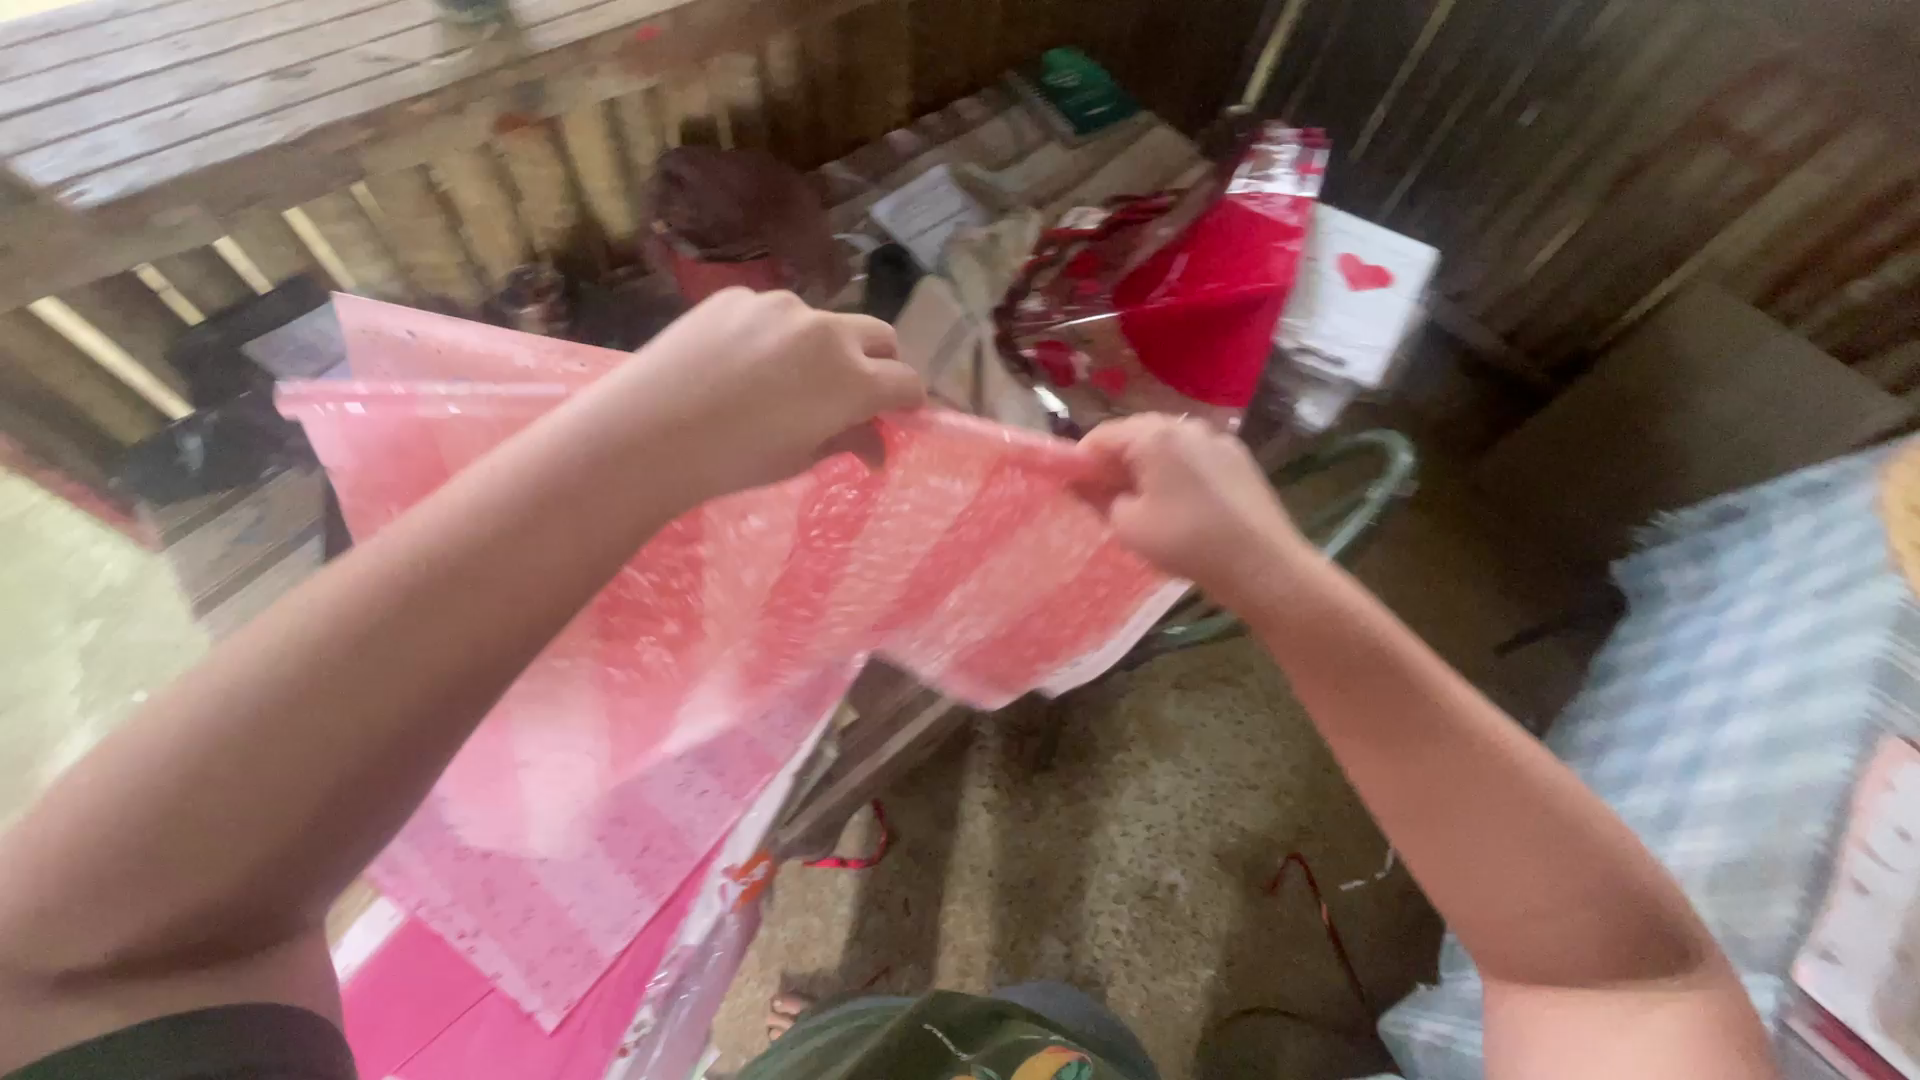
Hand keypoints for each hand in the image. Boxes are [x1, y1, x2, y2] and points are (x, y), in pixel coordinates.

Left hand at [597, 288, 924, 496]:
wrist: (648, 431)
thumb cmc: (735, 460)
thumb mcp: (801, 457)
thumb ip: (850, 441)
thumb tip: (879, 450)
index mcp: (852, 380)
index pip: (907, 382)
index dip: (908, 402)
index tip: (898, 414)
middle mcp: (827, 332)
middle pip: (880, 336)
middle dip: (880, 363)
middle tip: (853, 394)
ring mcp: (780, 306)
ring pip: (825, 323)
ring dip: (824, 349)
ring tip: (782, 382)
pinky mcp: (739, 296)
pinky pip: (775, 315)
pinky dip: (775, 337)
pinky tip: (739, 366)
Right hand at [1077, 414, 1313, 599]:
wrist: (1262, 565)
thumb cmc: (1185, 542)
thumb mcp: (1128, 526)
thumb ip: (1099, 497)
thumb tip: (1080, 482)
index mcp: (1154, 436)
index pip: (1102, 435)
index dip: (1082, 458)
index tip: (1075, 486)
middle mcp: (1186, 426)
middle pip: (1136, 433)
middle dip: (1115, 459)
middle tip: (1105, 495)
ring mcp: (1217, 439)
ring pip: (1168, 443)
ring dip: (1147, 464)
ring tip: (1142, 500)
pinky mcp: (1239, 458)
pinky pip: (1194, 456)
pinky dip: (1177, 470)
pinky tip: (1180, 502)